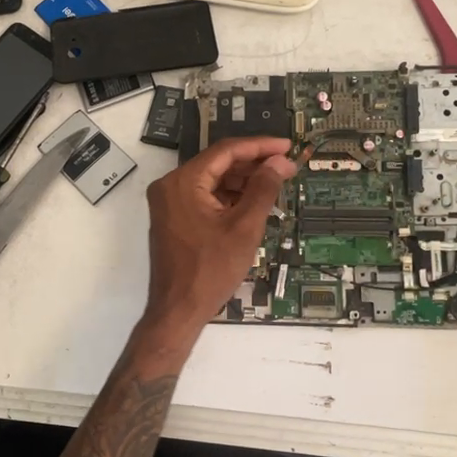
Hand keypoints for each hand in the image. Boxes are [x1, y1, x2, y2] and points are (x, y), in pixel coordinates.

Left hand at [142, 137, 296, 334]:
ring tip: (274, 185)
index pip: (225, 151)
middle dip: (252, 165)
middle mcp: (170, 186)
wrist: (178, 309)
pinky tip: (252, 203)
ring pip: (212, 181)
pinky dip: (228, 198)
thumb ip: (263, 190)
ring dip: (242, 182)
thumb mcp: (244, 228)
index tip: (287, 147)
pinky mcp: (173, 218)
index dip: (259, 146)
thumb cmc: (210, 270)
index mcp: (182, 182)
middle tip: (285, 168)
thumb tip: (279, 163)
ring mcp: (169, 203)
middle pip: (217, 164)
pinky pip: (204, 197)